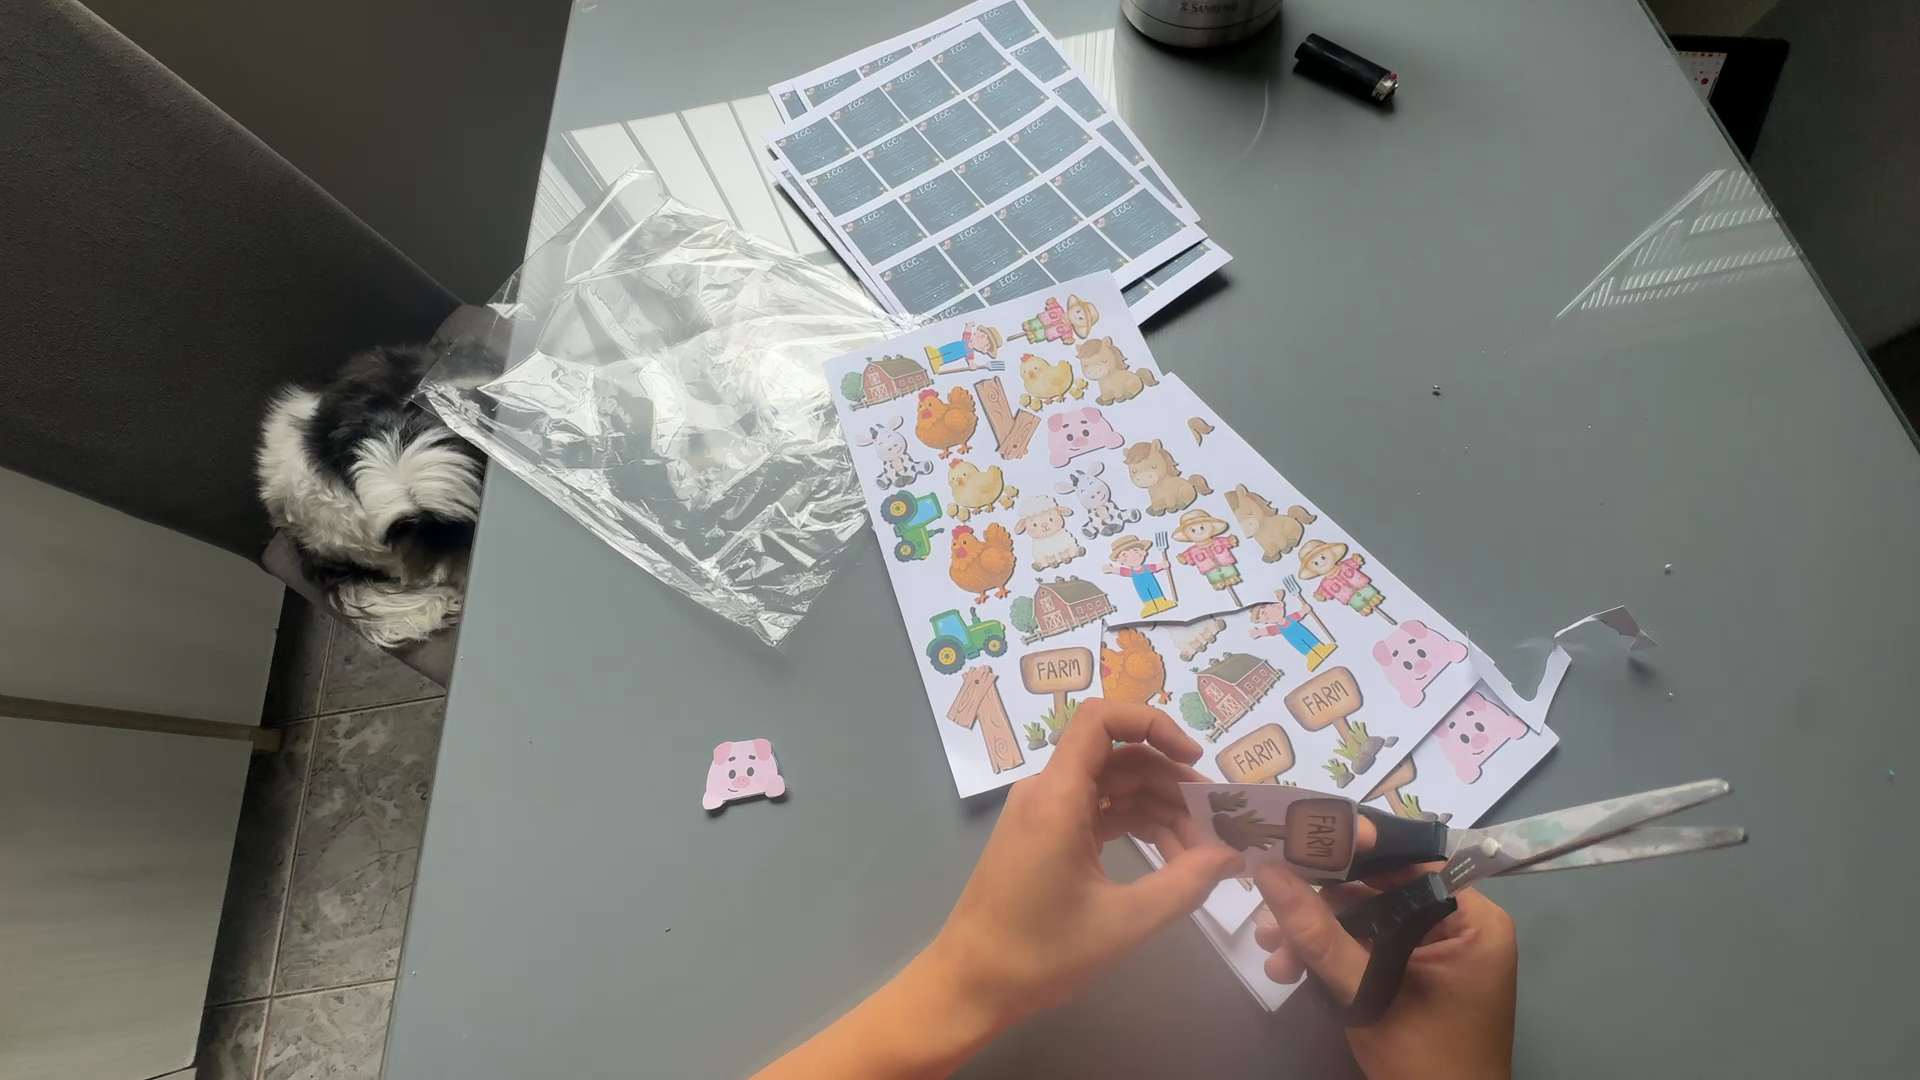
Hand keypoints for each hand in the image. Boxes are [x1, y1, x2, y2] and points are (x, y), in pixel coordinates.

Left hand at [924, 699, 1244, 1028]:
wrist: (972, 981)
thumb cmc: (1040, 952)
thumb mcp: (1123, 922)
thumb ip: (1184, 884)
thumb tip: (1233, 857)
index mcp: (1056, 795)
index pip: (1100, 719)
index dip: (1151, 722)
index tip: (1193, 756)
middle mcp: (1047, 789)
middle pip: (1117, 757)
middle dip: (1170, 781)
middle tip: (1216, 821)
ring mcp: (1045, 809)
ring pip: (1111, 785)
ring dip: (1157, 808)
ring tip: (1200, 851)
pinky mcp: (1046, 831)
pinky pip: (1097, 808)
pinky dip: (1134, 823)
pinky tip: (1170, 856)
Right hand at [1252, 866, 1516, 1079]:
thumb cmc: (1427, 1058)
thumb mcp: (1367, 989)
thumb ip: (1317, 930)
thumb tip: (1266, 870)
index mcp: (1471, 919)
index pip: (1403, 857)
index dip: (1348, 848)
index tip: (1295, 848)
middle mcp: (1455, 922)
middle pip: (1371, 886)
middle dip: (1316, 903)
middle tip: (1270, 909)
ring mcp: (1430, 945)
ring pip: (1358, 914)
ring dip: (1311, 930)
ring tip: (1272, 950)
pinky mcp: (1409, 966)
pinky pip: (1361, 940)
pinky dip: (1325, 950)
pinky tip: (1289, 966)